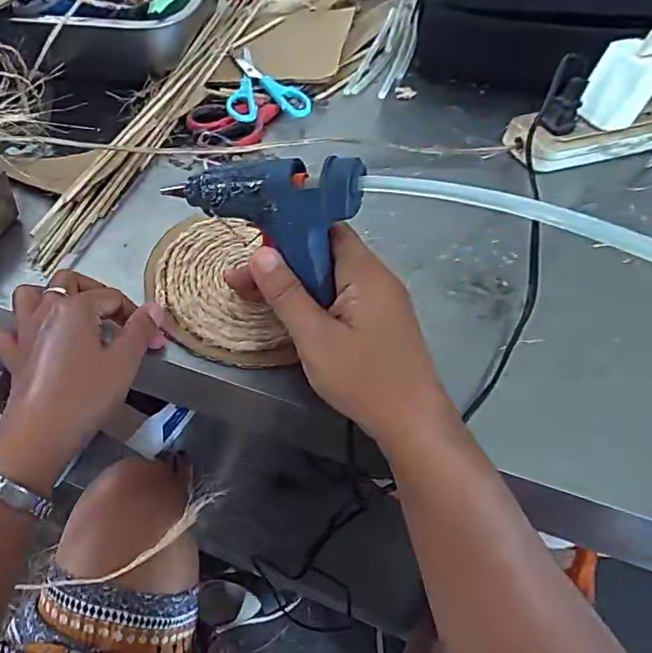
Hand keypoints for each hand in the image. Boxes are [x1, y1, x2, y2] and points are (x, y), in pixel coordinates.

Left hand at [0, 271, 165, 494]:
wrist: (40, 433)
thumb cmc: (85, 397)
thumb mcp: (123, 364)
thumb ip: (139, 331)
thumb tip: (154, 308)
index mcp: (75, 307)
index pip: (112, 297)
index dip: (137, 317)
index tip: (152, 341)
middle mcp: (45, 310)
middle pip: (69, 282)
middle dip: (95, 292)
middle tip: (115, 318)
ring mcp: (24, 332)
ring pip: (32, 295)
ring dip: (50, 297)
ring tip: (70, 316)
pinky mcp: (13, 356)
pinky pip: (9, 331)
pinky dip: (19, 330)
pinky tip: (33, 341)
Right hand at [224, 225, 455, 441]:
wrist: (410, 421)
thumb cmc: (363, 379)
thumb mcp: (315, 337)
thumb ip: (287, 294)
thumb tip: (261, 254)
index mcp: (366, 273)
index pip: (326, 231)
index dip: (288, 234)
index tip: (253, 249)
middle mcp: (377, 279)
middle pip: (325, 254)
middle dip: (282, 263)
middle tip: (241, 279)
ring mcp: (379, 301)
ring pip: (329, 278)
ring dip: (293, 284)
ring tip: (254, 295)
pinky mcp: (376, 322)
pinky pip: (338, 298)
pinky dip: (310, 301)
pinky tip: (288, 314)